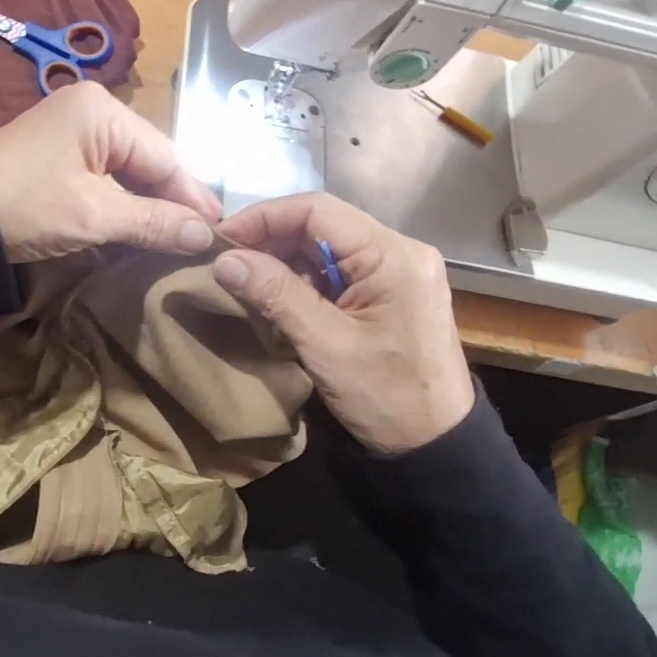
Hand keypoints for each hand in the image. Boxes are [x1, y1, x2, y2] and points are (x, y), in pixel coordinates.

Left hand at [0, 82, 223, 263]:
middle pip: (148, 161)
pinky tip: (137, 229)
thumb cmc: (26, 207)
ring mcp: (70, 131)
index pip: (166, 156)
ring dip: (147, 206)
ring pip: (127, 171)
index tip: (219, 232)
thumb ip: (153, 222)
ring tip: (175, 240)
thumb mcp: (94, 216)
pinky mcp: (55, 154)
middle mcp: (90, 110)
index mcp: (102, 111)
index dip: (193, 198)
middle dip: (172, 202)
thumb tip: (205, 235)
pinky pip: (103, 176)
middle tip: (200, 241)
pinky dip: (120, 204)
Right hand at [213, 193, 473, 454]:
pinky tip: (274, 298)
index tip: (220, 240)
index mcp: (393, 255)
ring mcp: (397, 272)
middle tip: (224, 263)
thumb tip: (224, 259)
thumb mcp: (325, 346)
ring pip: (326, 248)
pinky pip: (337, 272)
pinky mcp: (389, 294)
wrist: (436, 446)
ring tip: (241, 280)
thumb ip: (276, 295)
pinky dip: (302, 280)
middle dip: (269, 239)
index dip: (263, 218)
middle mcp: (399, 251)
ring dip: (282, 261)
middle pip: (321, 225)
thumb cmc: (386, 397)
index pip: (316, 210)